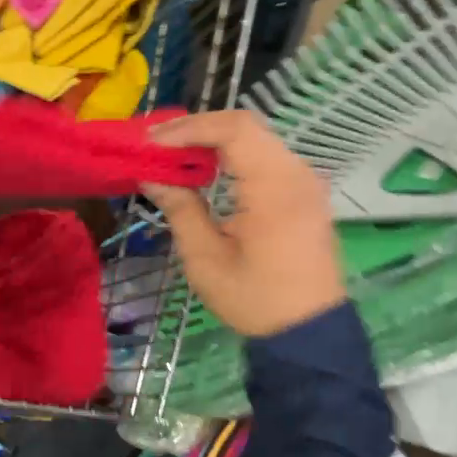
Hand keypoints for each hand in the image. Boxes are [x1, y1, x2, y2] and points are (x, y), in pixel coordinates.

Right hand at [144, 111, 345, 337]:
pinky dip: (228, 156)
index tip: (150, 141)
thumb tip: (152, 176)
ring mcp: (304, 181)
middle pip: (245, 127)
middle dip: (195, 129)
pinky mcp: (302, 192)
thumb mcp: (205, 257)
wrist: (306, 328)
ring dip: (210, 141)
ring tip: (169, 155)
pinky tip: (200, 171)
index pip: (234, 130)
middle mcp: (297, 173)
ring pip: (254, 139)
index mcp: (275, 187)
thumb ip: (181, 208)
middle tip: (153, 144)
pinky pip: (263, 158)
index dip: (188, 127)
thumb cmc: (253, 298)